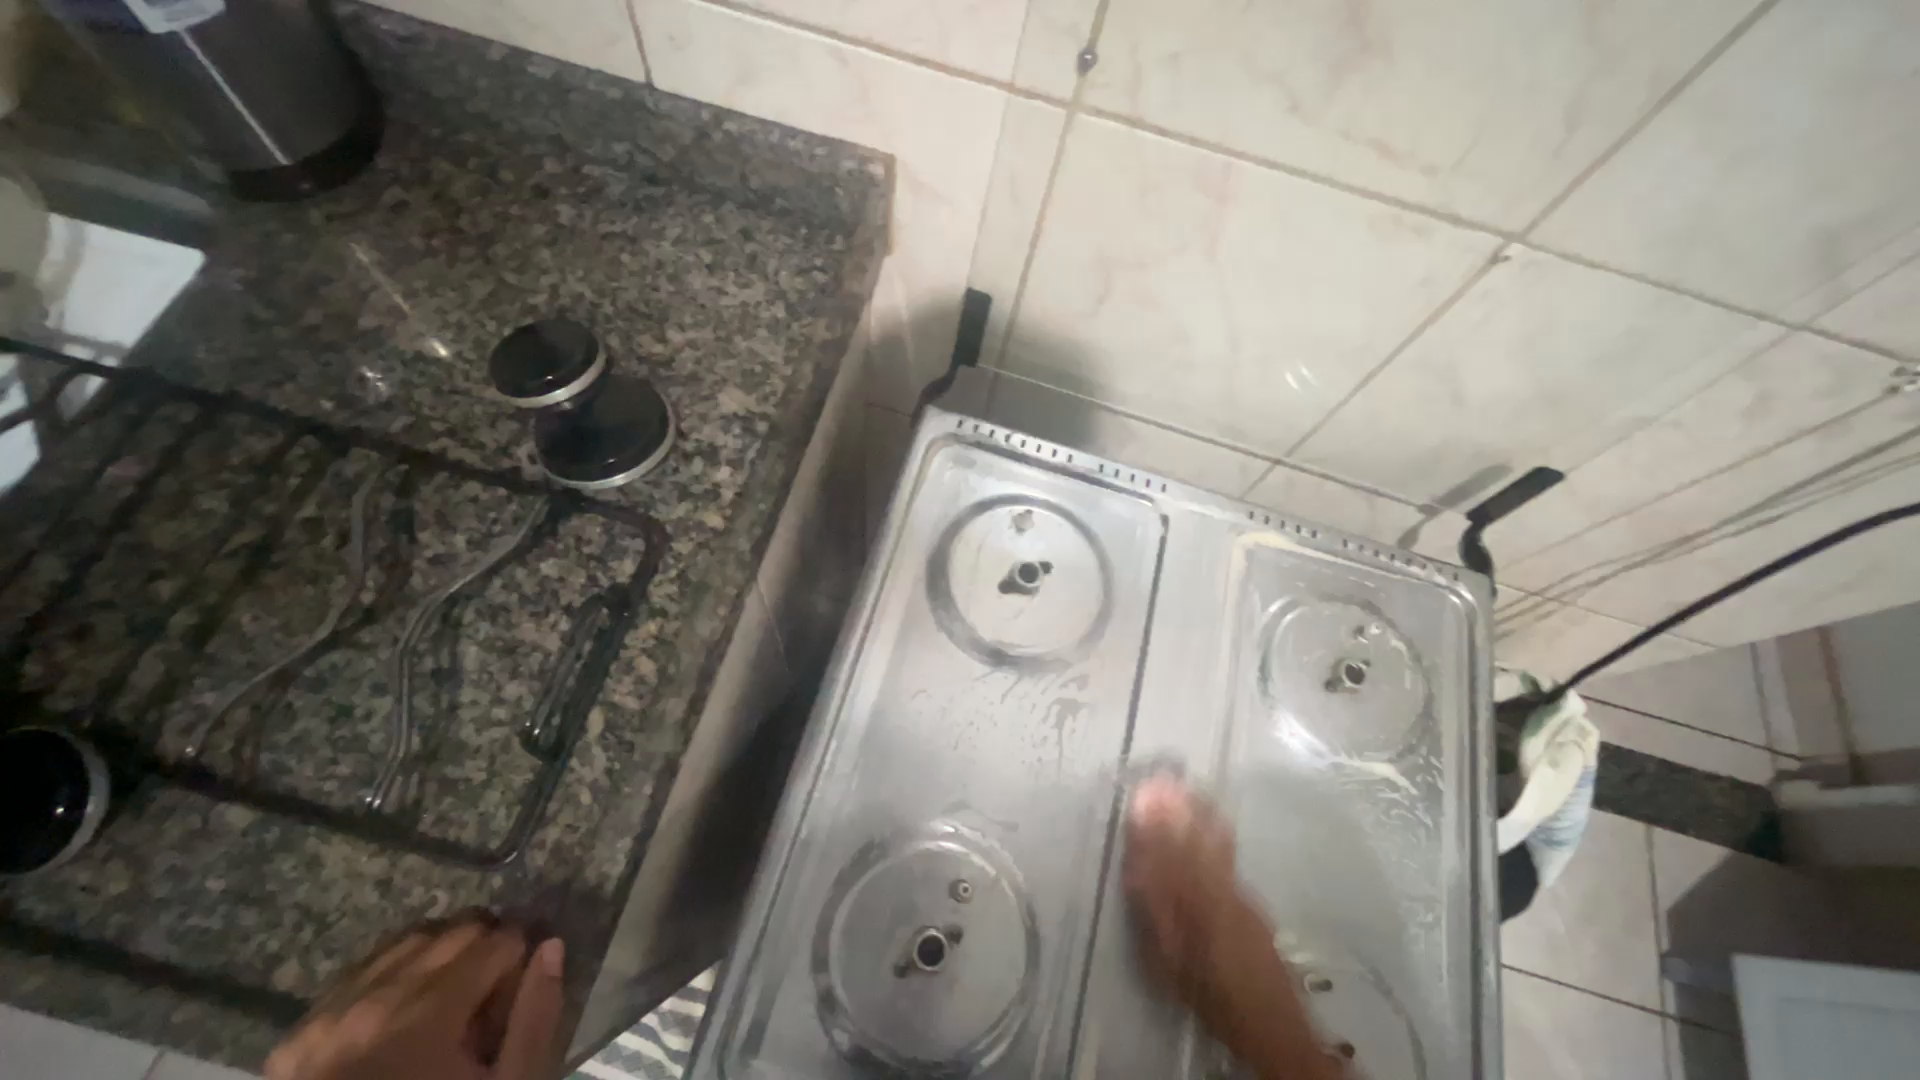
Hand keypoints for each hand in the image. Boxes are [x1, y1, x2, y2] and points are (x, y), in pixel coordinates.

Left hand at [265, 914, 565, 1079]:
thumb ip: (536, 1018)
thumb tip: (550, 946)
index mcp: (426, 1018)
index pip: (496, 941)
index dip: (519, 954)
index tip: (520, 980)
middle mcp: (370, 1004)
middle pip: (453, 932)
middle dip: (484, 946)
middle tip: (491, 986)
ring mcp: (325, 1019)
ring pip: (404, 941)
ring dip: (439, 953)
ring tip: (450, 995)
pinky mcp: (294, 1038)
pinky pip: (356, 973)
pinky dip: (390, 975)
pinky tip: (403, 1010)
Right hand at [1123, 775, 1341, 1079]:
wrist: (1271, 1023)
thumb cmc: (1209, 996)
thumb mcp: (1167, 965)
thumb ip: (1152, 915)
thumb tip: (1135, 869)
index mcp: (1193, 908)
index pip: (1165, 857)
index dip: (1151, 825)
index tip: (1139, 795)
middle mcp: (1217, 893)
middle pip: (1189, 844)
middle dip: (1173, 810)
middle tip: (1160, 777)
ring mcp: (1237, 894)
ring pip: (1211, 845)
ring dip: (1195, 812)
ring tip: (1182, 783)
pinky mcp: (1249, 902)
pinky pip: (1226, 855)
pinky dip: (1214, 828)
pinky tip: (1211, 814)